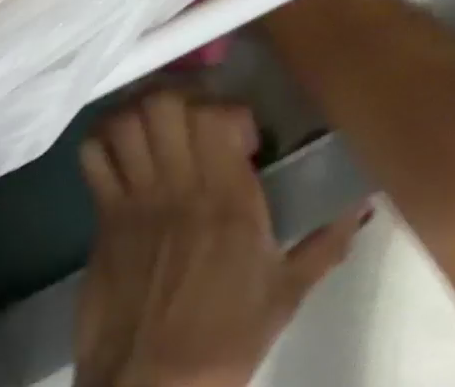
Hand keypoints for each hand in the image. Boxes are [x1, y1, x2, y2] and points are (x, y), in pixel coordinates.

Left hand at [74, 91, 366, 386]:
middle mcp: (180, 185)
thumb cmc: (226, 338)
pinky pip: (94, 152)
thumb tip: (360, 206)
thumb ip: (325, 243)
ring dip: (144, 110)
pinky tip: (126, 148)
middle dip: (185, 97)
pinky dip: (106, 137)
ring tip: (162, 125)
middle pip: (167, 104)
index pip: (218, 116)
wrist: (154, 385)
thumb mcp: (286, 293)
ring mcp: (136, 197)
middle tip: (199, 118)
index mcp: (228, 199)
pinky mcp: (103, 215)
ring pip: (129, 119)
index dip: (230, 111)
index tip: (243, 136)